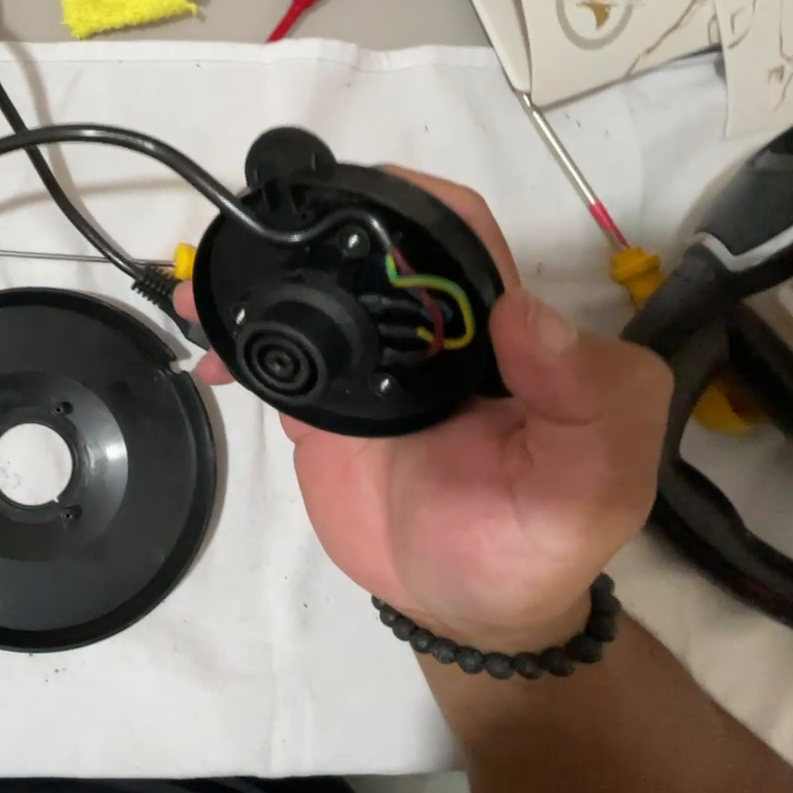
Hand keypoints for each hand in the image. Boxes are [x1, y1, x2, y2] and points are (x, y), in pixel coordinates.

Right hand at [177, 169, 671, 651]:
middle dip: (303, 239)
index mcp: (489, 335)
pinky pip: (276, 369)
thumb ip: (587, 395)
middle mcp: (421, 340)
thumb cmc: (536, 542)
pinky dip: (239, 357)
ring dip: (253, 293)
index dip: (409, 201)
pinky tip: (209, 360)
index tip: (348, 189)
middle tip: (244, 237)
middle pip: (361, 263)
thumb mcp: (596, 478)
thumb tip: (518, 310)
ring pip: (308, 310)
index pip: (454, 239)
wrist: (459, 603)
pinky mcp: (319, 415)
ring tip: (196, 294)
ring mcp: (363, 377)